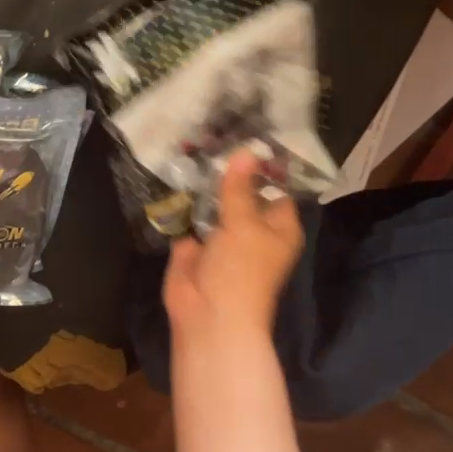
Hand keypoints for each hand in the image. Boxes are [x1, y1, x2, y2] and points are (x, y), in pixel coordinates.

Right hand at [162, 150, 304, 338]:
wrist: (207, 314)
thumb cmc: (240, 270)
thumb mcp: (244, 224)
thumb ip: (239, 189)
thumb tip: (245, 151)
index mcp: (278, 227)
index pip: (275, 189)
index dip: (263, 168)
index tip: (247, 137)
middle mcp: (251, 232)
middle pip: (242, 196)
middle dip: (229, 176)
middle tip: (215, 137)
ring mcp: (220, 241)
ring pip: (214, 209)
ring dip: (204, 190)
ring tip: (193, 153)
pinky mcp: (192, 251)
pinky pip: (189, 223)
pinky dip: (182, 209)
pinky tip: (174, 184)